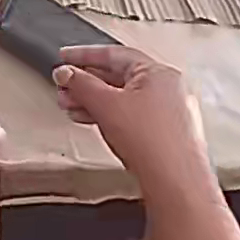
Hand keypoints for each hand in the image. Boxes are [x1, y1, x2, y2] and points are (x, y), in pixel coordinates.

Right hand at [52, 45, 211, 197]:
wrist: (176, 185)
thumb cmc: (152, 142)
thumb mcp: (105, 104)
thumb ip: (80, 83)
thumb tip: (66, 72)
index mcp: (158, 73)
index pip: (114, 54)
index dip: (84, 55)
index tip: (65, 57)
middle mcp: (168, 88)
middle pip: (117, 76)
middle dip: (85, 82)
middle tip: (64, 85)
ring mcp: (169, 111)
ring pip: (122, 97)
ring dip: (92, 100)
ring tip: (70, 105)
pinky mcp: (166, 133)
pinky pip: (130, 115)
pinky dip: (107, 114)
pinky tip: (90, 120)